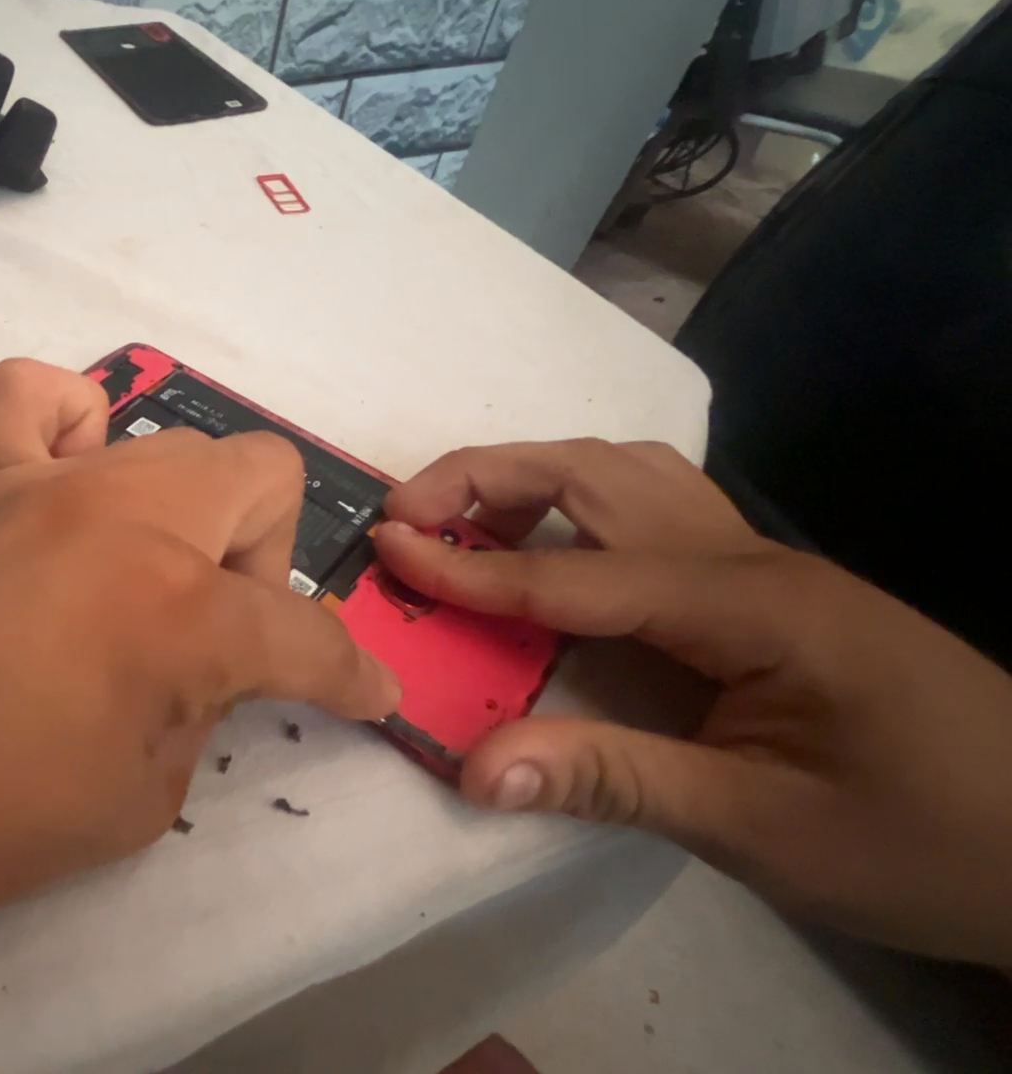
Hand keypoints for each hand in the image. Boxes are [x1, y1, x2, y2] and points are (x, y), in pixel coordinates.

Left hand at [0, 357, 399, 922]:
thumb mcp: (142, 798)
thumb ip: (202, 709)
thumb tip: (215, 667)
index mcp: (180, 613)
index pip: (309, 636)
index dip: (351, 675)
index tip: (362, 695)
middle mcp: (124, 520)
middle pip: (258, 479)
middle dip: (263, 562)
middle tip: (217, 634)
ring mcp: (44, 486)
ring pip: (166, 440)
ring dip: (183, 508)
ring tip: (142, 573)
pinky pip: (31, 396)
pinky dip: (68, 423)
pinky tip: (65, 486)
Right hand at [374, 439, 1011, 965]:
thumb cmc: (928, 841)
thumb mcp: (762, 830)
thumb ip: (611, 783)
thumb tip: (475, 769)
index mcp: (751, 607)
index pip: (574, 574)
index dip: (469, 568)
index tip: (385, 549)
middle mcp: (747, 557)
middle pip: (595, 473)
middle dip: (485, 478)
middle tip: (407, 513)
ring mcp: (754, 560)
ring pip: (623, 471)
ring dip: (528, 476)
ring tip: (458, 519)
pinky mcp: (753, 581)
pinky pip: (643, 506)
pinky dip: (568, 501)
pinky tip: (541, 543)